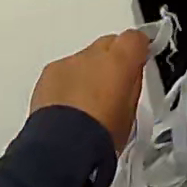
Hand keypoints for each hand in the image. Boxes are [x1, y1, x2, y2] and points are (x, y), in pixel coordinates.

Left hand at [30, 29, 150, 151]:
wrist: (63, 147)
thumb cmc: (100, 135)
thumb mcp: (131, 114)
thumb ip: (132, 85)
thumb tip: (131, 77)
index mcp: (119, 61)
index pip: (135, 39)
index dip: (138, 49)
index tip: (139, 59)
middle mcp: (92, 56)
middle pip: (108, 45)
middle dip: (113, 61)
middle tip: (116, 86)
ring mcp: (67, 64)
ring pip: (84, 60)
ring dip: (89, 74)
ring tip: (91, 105)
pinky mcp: (48, 76)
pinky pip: (64, 73)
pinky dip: (69, 84)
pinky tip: (72, 109)